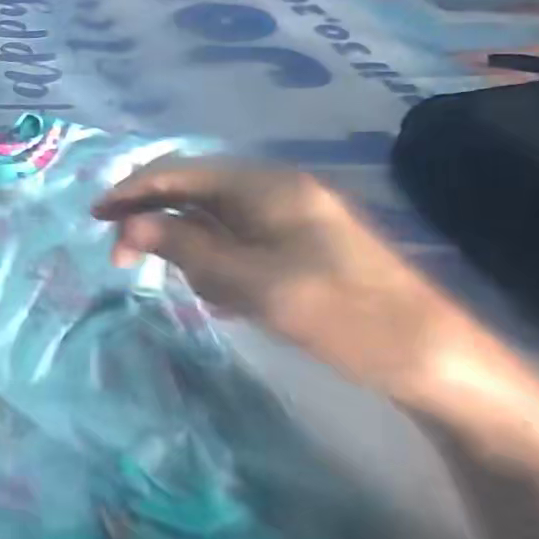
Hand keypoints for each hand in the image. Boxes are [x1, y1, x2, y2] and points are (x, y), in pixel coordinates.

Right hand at [92, 161, 465, 400]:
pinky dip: (216, 260)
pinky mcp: (302, 243)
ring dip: (187, 244)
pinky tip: (221, 295)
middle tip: (122, 256)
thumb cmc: (344, 316)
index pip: (179, 173)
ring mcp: (291, 215)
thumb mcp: (254, 285)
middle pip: (193, 190)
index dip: (131, 190)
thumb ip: (186, 247)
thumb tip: (129, 223)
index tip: (95, 216)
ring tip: (182, 282)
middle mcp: (274, 189)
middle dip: (154, 218)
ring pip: (213, 218)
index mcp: (264, 185)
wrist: (444, 365)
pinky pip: (238, 239)